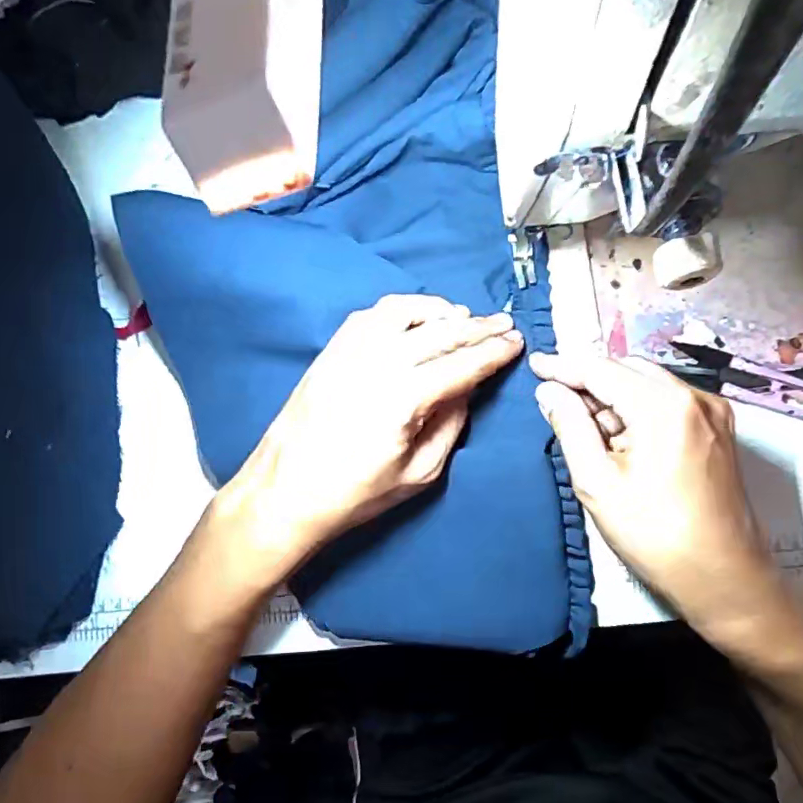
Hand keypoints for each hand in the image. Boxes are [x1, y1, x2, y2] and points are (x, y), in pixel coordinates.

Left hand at [208, 295, 523, 582]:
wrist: (285, 491)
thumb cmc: (356, 493)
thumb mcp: (420, 472)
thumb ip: (451, 425)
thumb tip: (468, 387)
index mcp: (403, 398)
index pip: (462, 364)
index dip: (494, 352)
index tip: (517, 342)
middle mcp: (378, 362)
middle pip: (441, 332)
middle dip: (479, 327)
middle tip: (504, 323)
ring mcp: (350, 350)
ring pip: (406, 312)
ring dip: (442, 311)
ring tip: (465, 318)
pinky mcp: (332, 350)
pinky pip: (373, 314)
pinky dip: (404, 309)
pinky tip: (419, 319)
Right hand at [529, 352, 794, 647]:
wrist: (722, 575)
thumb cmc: (656, 536)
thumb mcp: (597, 483)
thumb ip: (570, 428)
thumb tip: (551, 393)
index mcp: (664, 406)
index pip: (603, 369)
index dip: (564, 366)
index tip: (536, 365)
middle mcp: (695, 397)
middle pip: (629, 371)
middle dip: (591, 382)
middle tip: (558, 405)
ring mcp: (713, 412)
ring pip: (651, 384)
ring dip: (616, 397)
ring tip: (591, 432)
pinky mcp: (719, 429)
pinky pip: (671, 402)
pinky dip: (642, 409)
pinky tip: (626, 439)